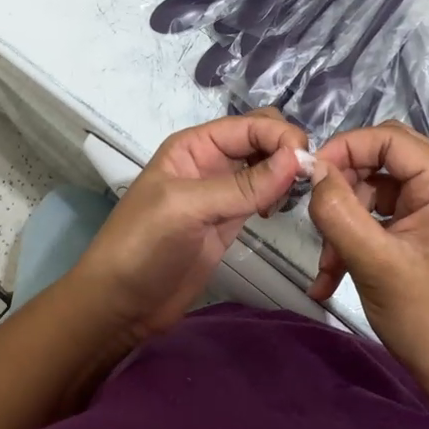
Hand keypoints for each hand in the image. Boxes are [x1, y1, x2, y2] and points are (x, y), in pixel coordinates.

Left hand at [71, 110, 307, 339]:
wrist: (121, 304)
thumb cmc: (143, 246)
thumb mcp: (187, 208)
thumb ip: (242, 185)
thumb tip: (297, 159)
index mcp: (195, 144)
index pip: (250, 124)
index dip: (281, 136)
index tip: (306, 163)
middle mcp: (211, 160)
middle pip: (262, 139)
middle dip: (288, 150)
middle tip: (306, 180)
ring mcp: (222, 191)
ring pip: (267, 166)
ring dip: (287, 172)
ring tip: (298, 196)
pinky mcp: (230, 220)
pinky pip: (263, 195)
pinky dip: (280, 195)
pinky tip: (282, 209)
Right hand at [309, 122, 428, 424]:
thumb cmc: (428, 320)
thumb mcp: (376, 264)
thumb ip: (340, 213)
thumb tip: (313, 170)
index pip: (391, 139)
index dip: (348, 146)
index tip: (310, 173)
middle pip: (384, 158)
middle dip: (344, 183)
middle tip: (316, 210)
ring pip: (375, 189)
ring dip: (344, 219)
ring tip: (326, 263)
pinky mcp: (423, 235)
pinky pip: (379, 219)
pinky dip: (353, 239)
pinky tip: (330, 276)